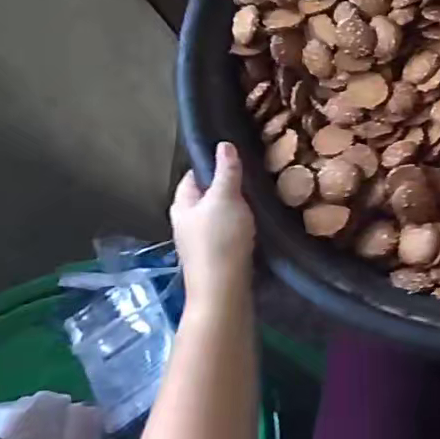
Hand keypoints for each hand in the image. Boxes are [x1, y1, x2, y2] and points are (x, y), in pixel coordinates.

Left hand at [171, 142, 254, 295]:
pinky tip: (255, 229)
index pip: (192, 175)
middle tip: (252, 179)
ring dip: (234, 211)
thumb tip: (223, 144)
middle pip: (206, 197)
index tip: (235, 159)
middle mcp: (186, 223)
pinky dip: (239, 230)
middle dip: (225, 189)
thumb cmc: (219, 241)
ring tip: (258, 202)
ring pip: (217, 218)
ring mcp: (199, 244)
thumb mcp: (225, 198)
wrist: (222, 294)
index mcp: (181, 205)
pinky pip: (227, 237)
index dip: (211, 164)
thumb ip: (226, 171)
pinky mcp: (214, 261)